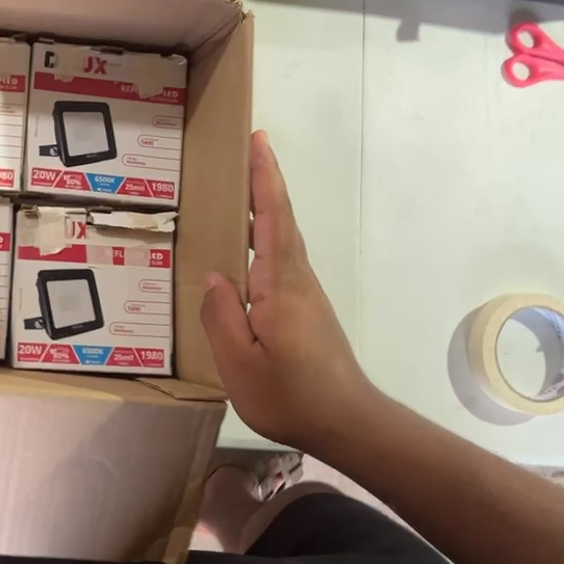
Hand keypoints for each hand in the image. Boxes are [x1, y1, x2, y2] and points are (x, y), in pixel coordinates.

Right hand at [200, 131, 387, 449]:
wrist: (348, 423)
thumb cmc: (291, 395)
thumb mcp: (241, 364)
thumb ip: (222, 317)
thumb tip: (214, 276)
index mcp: (279, 285)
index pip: (272, 219)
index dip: (265, 178)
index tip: (258, 140)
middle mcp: (296, 280)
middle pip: (280, 219)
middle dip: (265, 180)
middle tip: (246, 147)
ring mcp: (303, 294)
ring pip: (281, 238)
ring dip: (264, 206)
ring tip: (238, 186)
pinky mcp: (304, 309)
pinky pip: (279, 259)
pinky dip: (265, 236)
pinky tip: (246, 247)